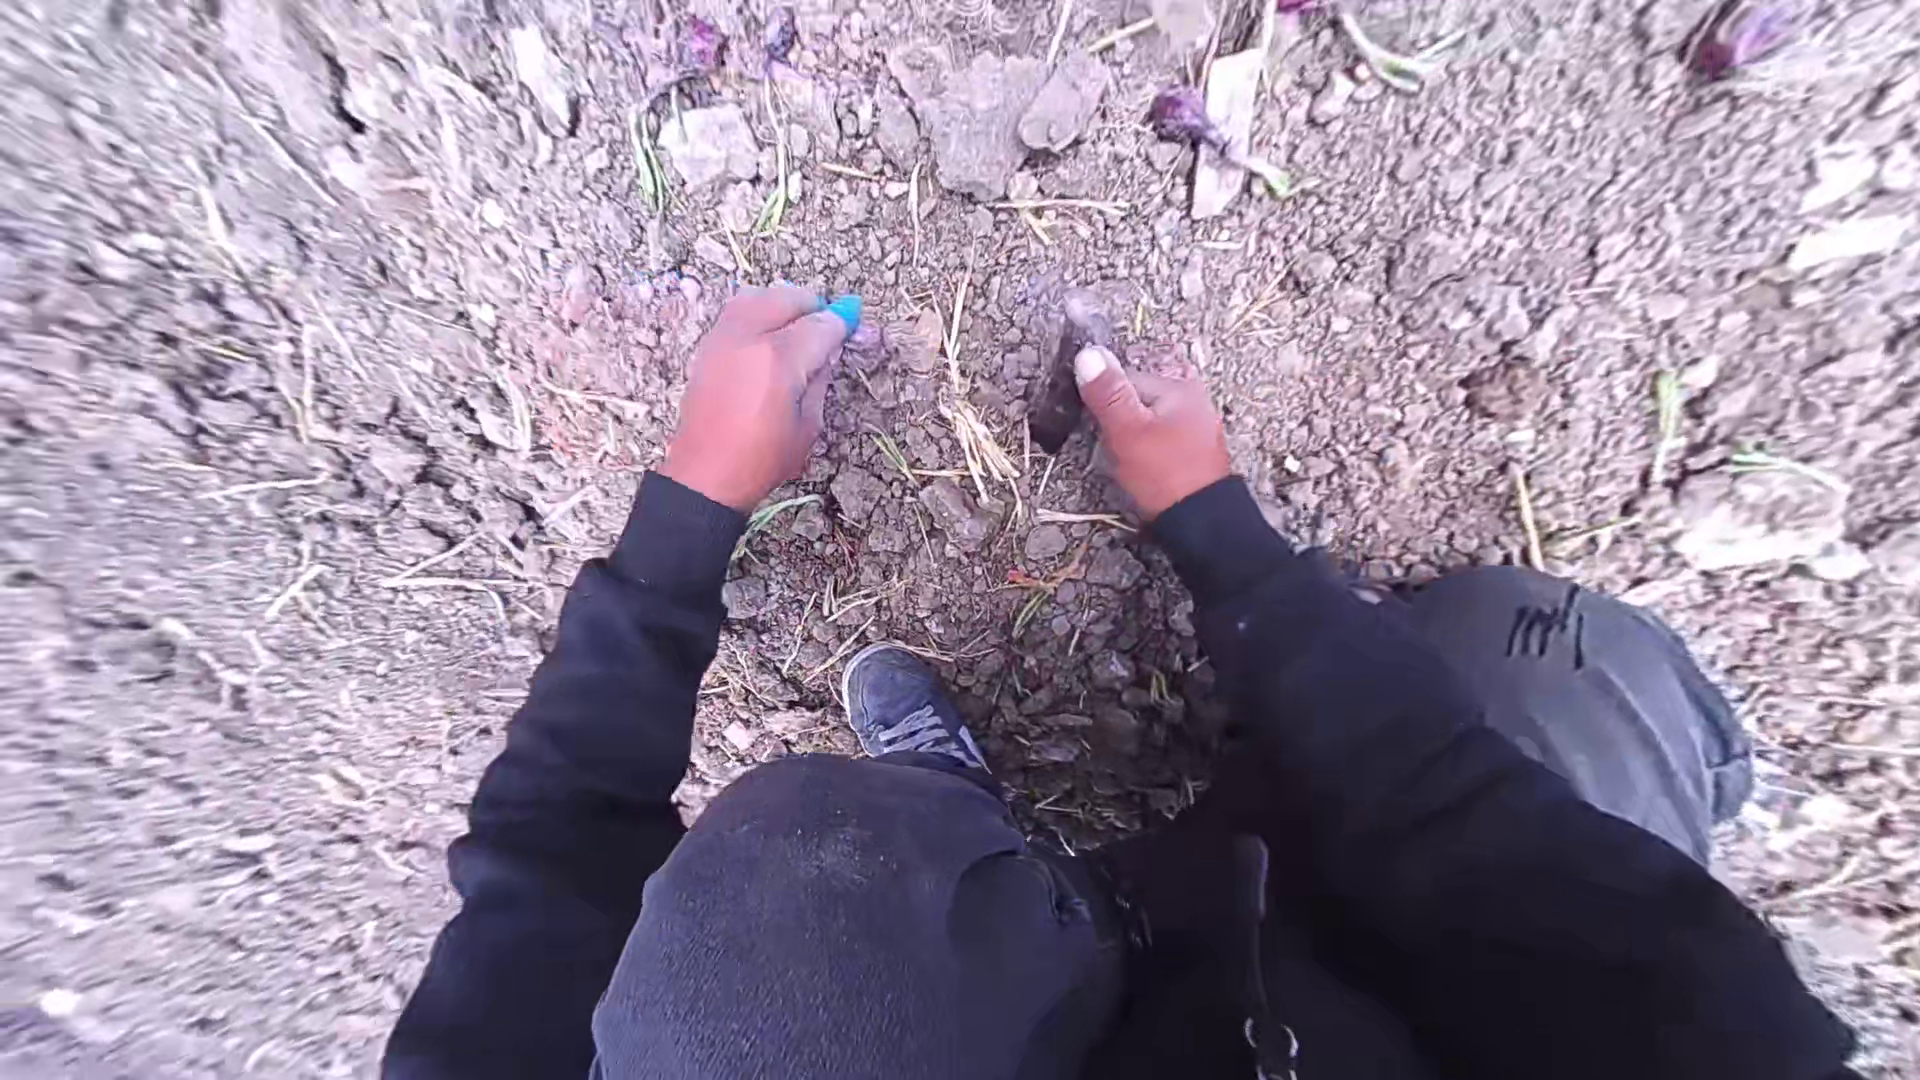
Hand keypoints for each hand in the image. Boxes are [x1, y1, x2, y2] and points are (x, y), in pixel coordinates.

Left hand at [660, 286, 849, 511]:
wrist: (707, 473)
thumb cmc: (762, 459)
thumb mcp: (808, 425)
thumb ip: (820, 380)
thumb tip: (827, 352)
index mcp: (780, 359)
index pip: (821, 324)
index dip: (842, 323)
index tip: (853, 323)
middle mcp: (749, 337)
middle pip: (789, 297)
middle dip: (814, 307)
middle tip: (828, 327)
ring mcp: (723, 337)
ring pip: (759, 294)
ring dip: (784, 303)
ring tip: (798, 327)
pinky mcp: (708, 345)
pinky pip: (738, 309)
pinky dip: (759, 310)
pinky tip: (771, 334)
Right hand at [1075, 345, 1230, 520]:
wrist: (1200, 522)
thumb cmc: (1164, 475)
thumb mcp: (1127, 430)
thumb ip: (1107, 393)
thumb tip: (1088, 355)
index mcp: (1178, 388)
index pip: (1125, 379)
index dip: (1103, 404)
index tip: (1100, 427)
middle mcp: (1192, 402)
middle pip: (1136, 402)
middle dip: (1118, 424)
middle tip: (1116, 448)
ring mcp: (1195, 429)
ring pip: (1145, 425)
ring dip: (1130, 442)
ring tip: (1129, 464)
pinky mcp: (1192, 454)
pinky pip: (1158, 443)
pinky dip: (1145, 454)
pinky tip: (1142, 471)